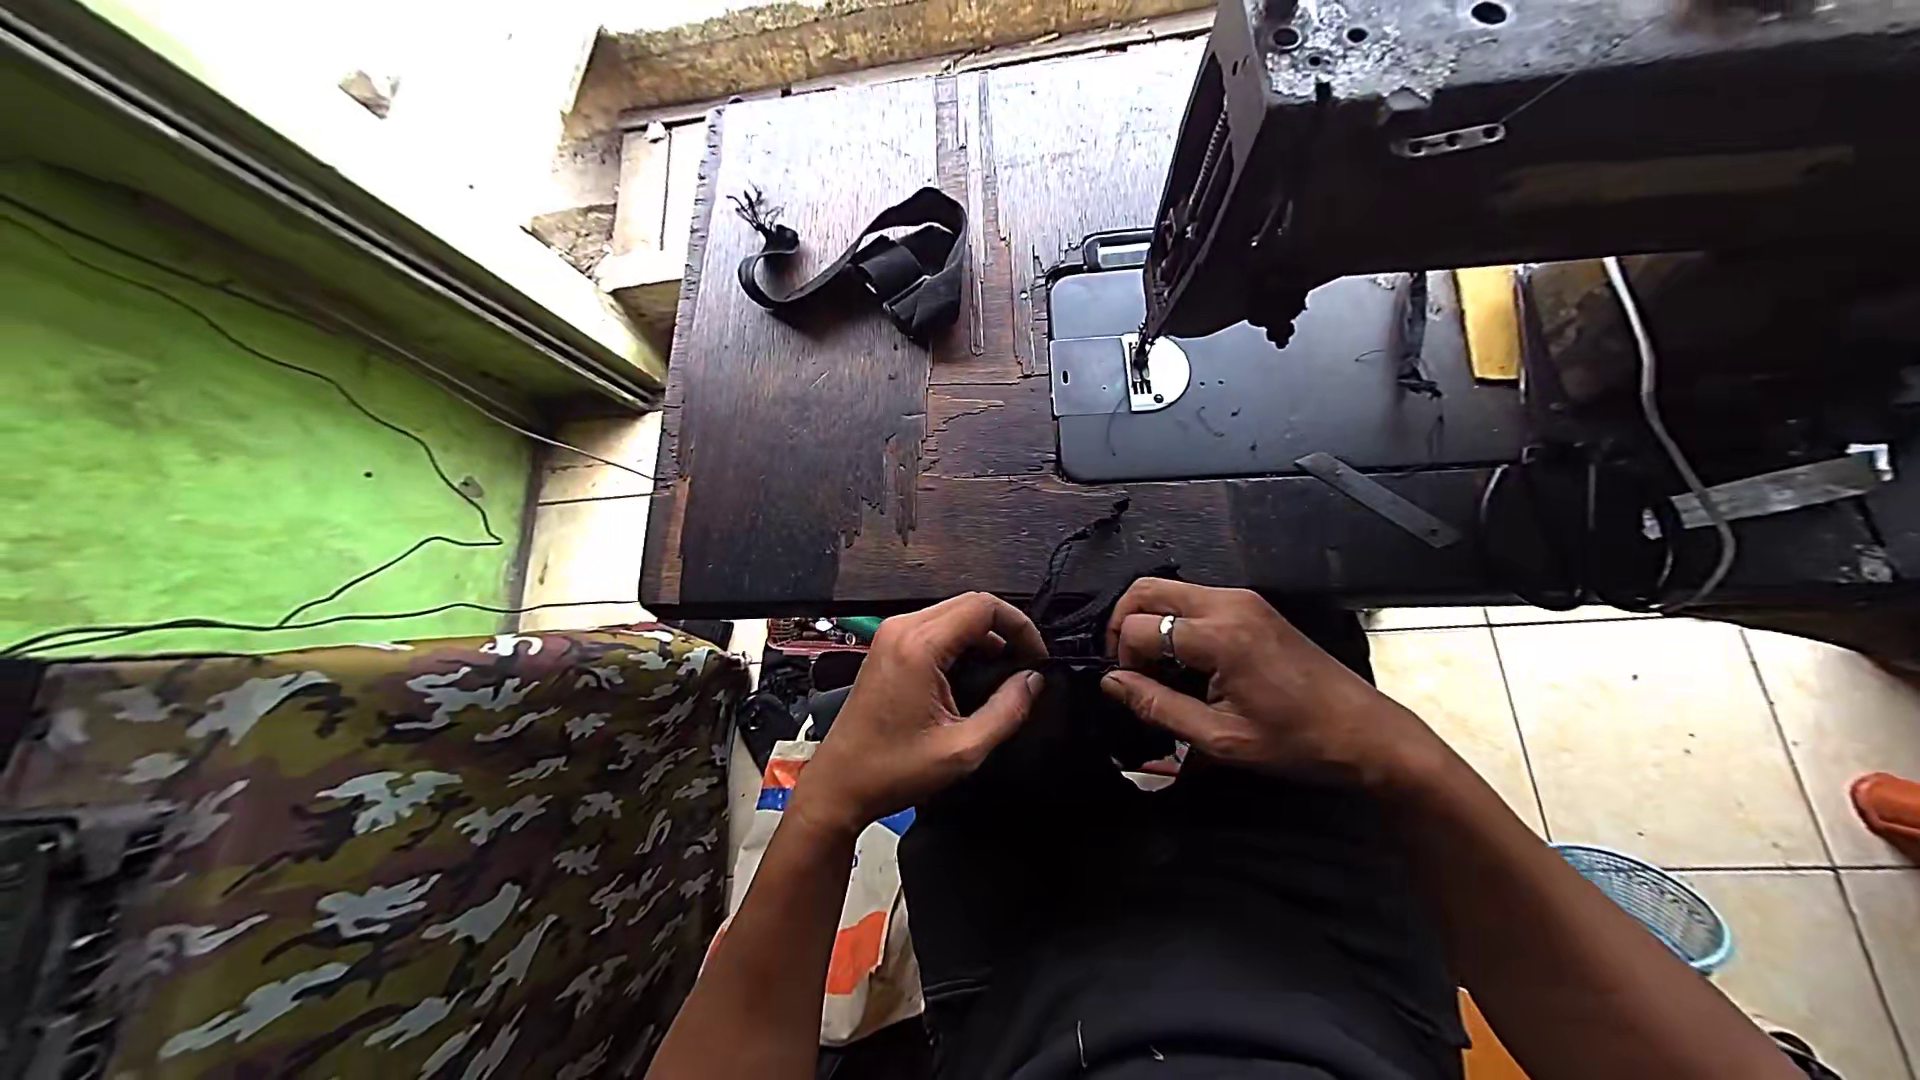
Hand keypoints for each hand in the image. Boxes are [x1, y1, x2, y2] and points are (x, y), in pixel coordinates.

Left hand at [787, 593, 1047, 835]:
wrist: (840, 784)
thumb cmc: (888, 770)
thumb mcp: (962, 750)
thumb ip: (1007, 711)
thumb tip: (1032, 681)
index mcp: (918, 647)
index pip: (983, 607)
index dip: (1019, 626)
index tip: (1034, 655)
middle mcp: (901, 631)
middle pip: (970, 603)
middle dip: (1005, 628)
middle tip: (1025, 662)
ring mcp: (891, 636)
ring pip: (953, 612)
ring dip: (984, 635)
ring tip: (1002, 672)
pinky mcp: (888, 647)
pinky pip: (934, 627)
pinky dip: (961, 641)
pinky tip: (972, 673)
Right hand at [1099, 579, 1444, 787]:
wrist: (1368, 734)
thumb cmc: (1299, 742)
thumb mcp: (1220, 737)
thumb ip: (1157, 706)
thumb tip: (1111, 683)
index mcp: (1220, 635)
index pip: (1138, 627)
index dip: (1123, 659)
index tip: (1133, 690)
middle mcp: (1228, 603)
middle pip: (1145, 590)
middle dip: (1122, 625)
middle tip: (1128, 667)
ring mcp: (1243, 599)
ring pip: (1167, 590)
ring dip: (1147, 622)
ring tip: (1155, 668)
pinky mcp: (1252, 605)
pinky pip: (1192, 600)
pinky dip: (1172, 622)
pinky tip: (1183, 660)